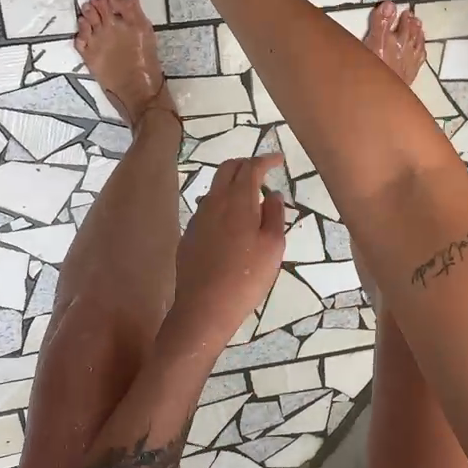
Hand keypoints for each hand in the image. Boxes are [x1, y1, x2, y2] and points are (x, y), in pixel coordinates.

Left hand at [173, 155, 287, 346]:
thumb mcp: (273, 247)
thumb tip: (273, 194)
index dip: (266, 159)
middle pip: (228, 168)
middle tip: (262, 171)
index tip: (278, 159)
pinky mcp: (189, 234)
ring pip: (215, 187)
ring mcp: (198, 217)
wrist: (204, 308)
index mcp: (238, 200)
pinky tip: (230, 223)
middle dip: (246, 163)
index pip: (251, 166)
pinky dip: (222, 203)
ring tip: (249, 197)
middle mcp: (215, 201)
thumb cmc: (246, 277)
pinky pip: (207, 208)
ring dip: (232, 183)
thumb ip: (275, 215)